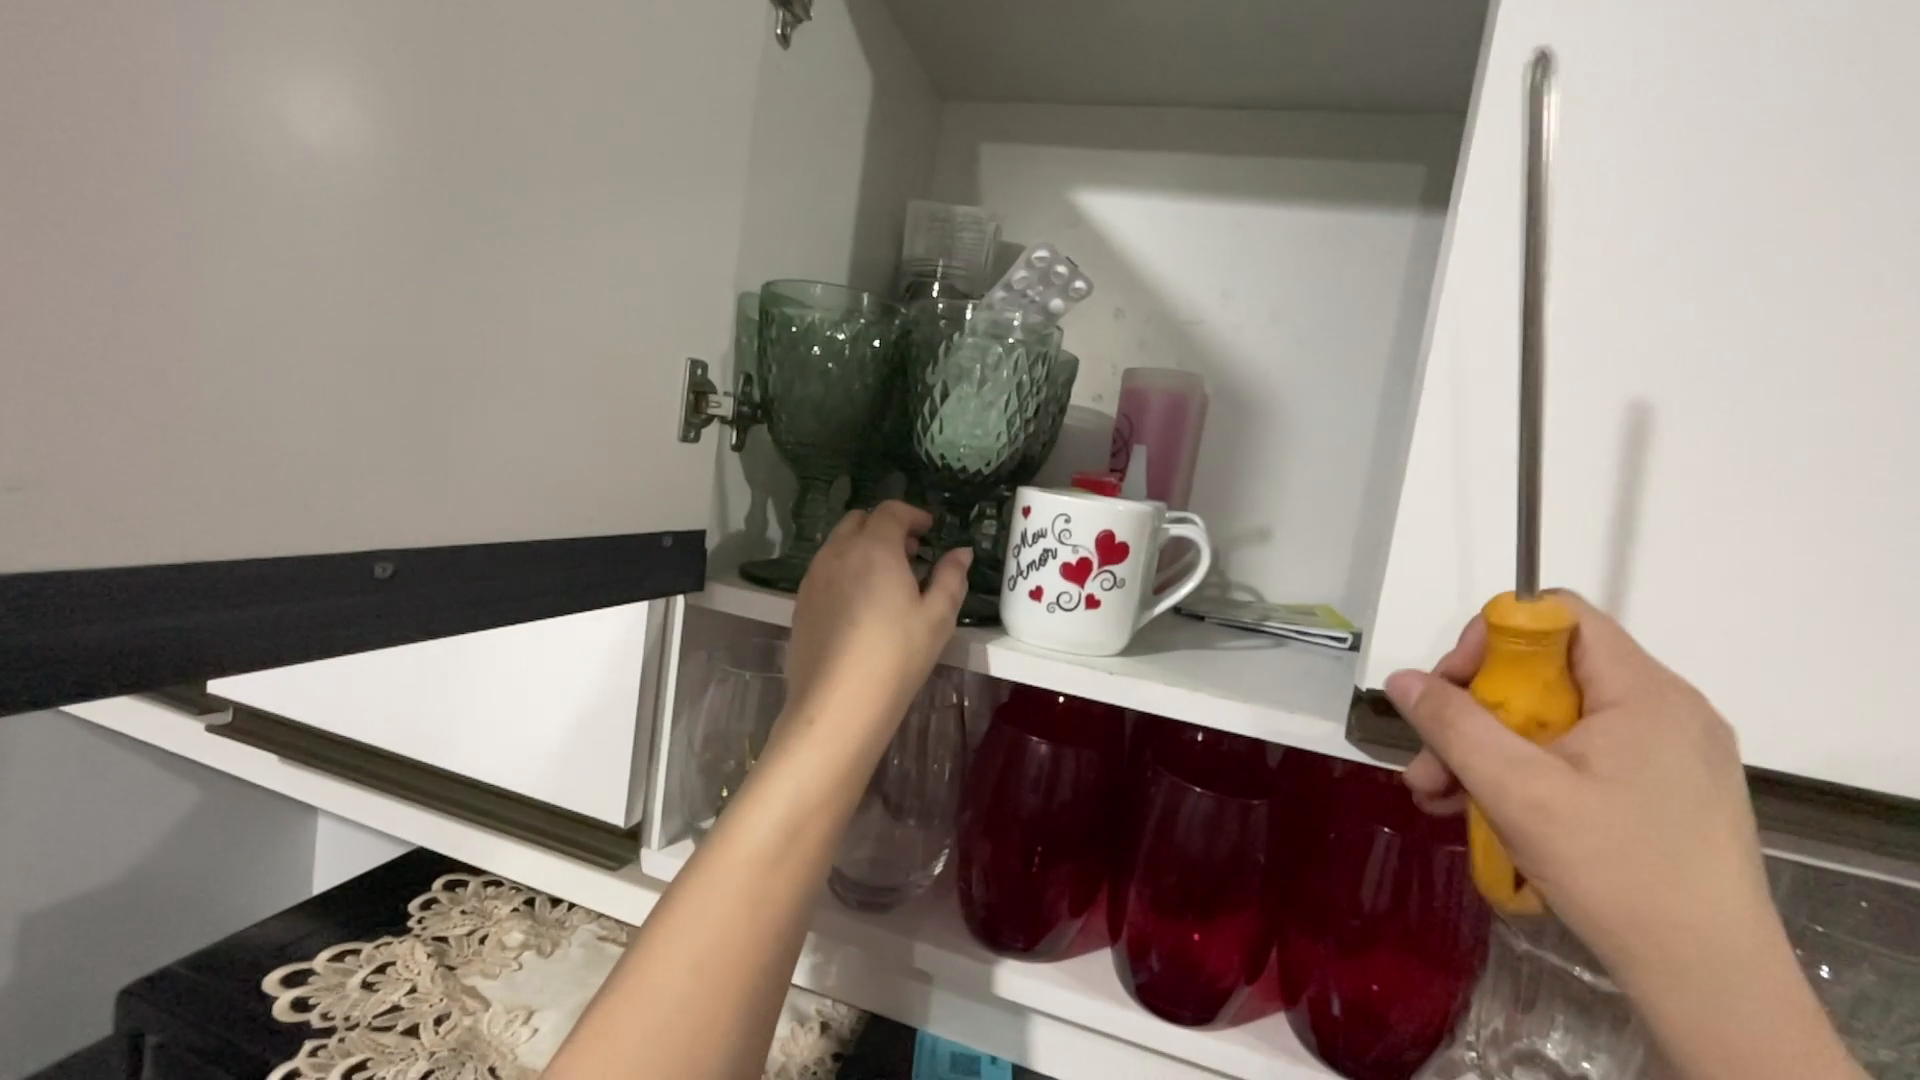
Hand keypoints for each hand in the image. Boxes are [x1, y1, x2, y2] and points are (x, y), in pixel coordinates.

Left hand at [781, 502, 969, 744]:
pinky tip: (861, 603)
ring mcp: (813, 577)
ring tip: (887, 578)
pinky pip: (825, 570)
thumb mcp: (937, 617)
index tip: (929, 530)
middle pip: (859, 521)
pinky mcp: (801, 603)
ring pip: (838, 545)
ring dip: (863, 547)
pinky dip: (845, 570)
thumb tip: (961, 552)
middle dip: (886, 527)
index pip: (890, 511)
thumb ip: (951, 577)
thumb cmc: (896, 656)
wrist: (838, 703)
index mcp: (874, 548)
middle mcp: (837, 553)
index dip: (912, 514)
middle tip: (910, 551)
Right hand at [1385, 592, 1774, 980]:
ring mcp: (1665, 753)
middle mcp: (1662, 709)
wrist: (1708, 979)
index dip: (1493, 637)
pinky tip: (1482, 812)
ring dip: (1486, 752)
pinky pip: (1574, 758)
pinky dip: (1523, 775)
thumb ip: (1453, 724)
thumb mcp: (1516, 790)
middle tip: (1431, 763)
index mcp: (1643, 692)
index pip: (1560, 616)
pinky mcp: (1659, 791)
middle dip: (1472, 713)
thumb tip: (1402, 679)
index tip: (1453, 687)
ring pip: (1551, 722)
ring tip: (1439, 797)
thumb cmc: (1614, 869)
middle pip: (1544, 675)